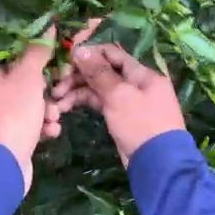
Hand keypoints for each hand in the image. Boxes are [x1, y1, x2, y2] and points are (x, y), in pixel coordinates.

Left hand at [0, 31, 56, 190]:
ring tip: (52, 120)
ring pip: (31, 107)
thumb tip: (48, 25)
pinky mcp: (8, 138)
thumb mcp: (28, 78)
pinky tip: (49, 134)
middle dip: (47, 93)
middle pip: (26, 85)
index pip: (17, 61)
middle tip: (57, 98)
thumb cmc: (13, 114)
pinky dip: (42, 128)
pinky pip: (30, 126)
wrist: (2, 166)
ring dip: (47, 112)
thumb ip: (37, 52)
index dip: (39, 64)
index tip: (57, 70)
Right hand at [49, 41, 187, 165]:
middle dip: (78, 75)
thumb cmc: (141, 124)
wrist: (158, 165)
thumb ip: (99, 72)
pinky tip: (66, 106)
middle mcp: (135, 82)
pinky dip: (84, 101)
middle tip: (56, 85)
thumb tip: (79, 49)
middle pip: (103, 70)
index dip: (88, 53)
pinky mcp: (120, 116)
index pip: (111, 52)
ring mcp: (128, 100)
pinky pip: (100, 101)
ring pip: (98, 87)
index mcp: (142, 72)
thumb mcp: (119, 96)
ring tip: (57, 100)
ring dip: (77, 90)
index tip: (66, 59)